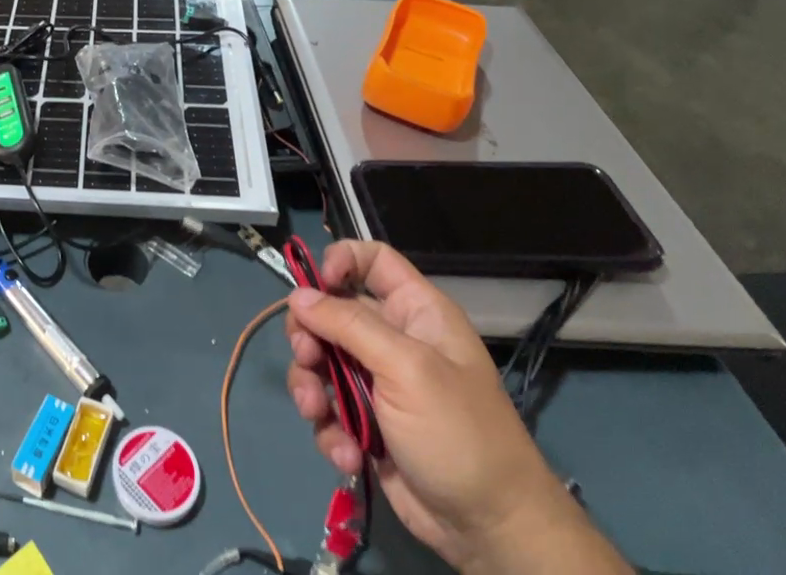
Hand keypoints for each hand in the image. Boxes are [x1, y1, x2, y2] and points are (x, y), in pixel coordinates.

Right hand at [285, 242, 628, 573]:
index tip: (312, 287)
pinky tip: (347, 453)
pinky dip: (328, 429)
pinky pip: (327, 408)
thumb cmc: (458, 433)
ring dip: (311, 388)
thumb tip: (299, 295)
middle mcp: (394, 340)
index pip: (373, 260)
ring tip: (320, 415)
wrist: (486, 525)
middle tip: (308, 359)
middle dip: (310, 337)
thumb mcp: (406, 369)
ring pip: (320, 362)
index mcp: (416, 313)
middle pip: (330, 312)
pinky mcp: (364, 422)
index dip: (339, 262)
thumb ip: (349, 325)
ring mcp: (377, 382)